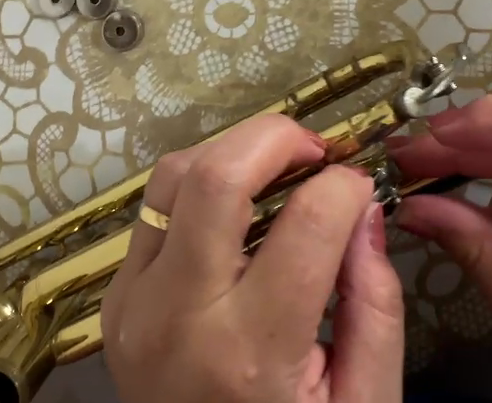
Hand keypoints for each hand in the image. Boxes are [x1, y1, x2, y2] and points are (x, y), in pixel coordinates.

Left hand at [101, 114, 403, 402]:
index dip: (344, 186)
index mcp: (250, 353)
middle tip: (315, 152)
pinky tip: (236, 206)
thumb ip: (375, 305)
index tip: (360, 186)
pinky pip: (154, 208)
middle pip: (215, 175)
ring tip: (277, 171)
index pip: (306, 224)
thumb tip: (363, 208)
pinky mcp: (115, 296)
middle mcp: (179, 315)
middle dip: (275, 138)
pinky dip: (199, 186)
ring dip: (231, 153)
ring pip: (174, 175)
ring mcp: (134, 302)